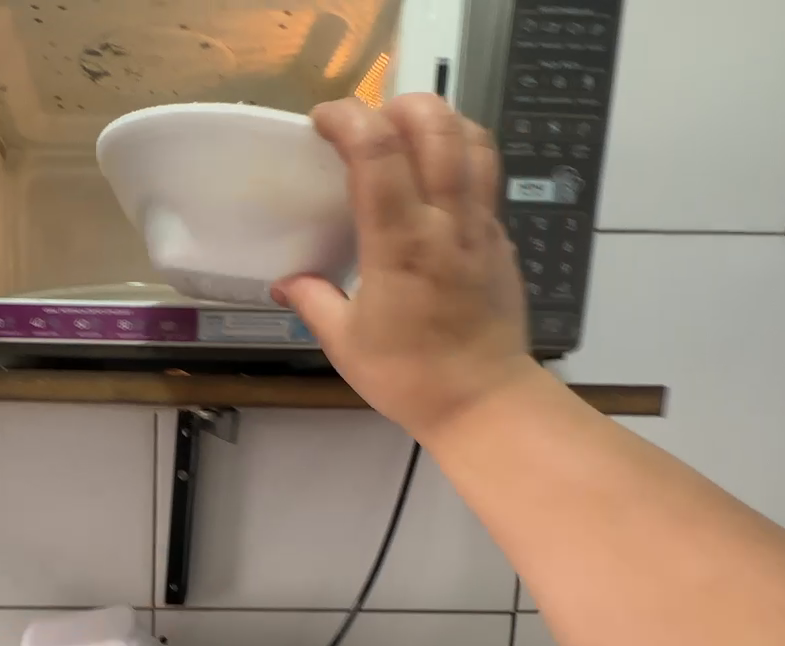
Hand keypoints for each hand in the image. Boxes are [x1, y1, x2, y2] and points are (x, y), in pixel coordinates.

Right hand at [276, 94, 539, 440]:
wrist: (481, 400)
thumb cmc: (408, 376)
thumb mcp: (345, 344)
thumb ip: (313, 302)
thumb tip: (285, 280)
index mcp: (400, 246)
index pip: (378, 154)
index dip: (348, 120)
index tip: (322, 122)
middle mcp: (445, 223)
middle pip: (435, 126)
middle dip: (396, 106)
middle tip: (366, 126)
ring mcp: (480, 226)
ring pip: (472, 140)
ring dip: (436, 121)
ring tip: (404, 137)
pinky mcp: (499, 238)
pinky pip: (484, 175)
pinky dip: (458, 155)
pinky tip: (432, 181)